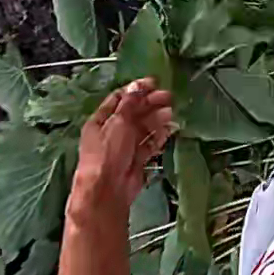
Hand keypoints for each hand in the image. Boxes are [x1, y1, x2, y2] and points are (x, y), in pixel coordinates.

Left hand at [68, 78, 174, 218]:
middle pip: (134, 112)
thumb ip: (130, 104)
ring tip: (172, 111)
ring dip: (157, 118)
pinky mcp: (136, 160)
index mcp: (101, 120)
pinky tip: (170, 128)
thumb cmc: (108, 152)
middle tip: (169, 97)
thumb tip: (137, 85)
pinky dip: (159, 136)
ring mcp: (124, 146)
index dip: (136, 90)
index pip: (119, 99)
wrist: (108, 191)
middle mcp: (112, 131)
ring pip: (143, 127)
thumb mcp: (118, 122)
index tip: (154, 83)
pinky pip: (149, 144)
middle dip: (150, 103)